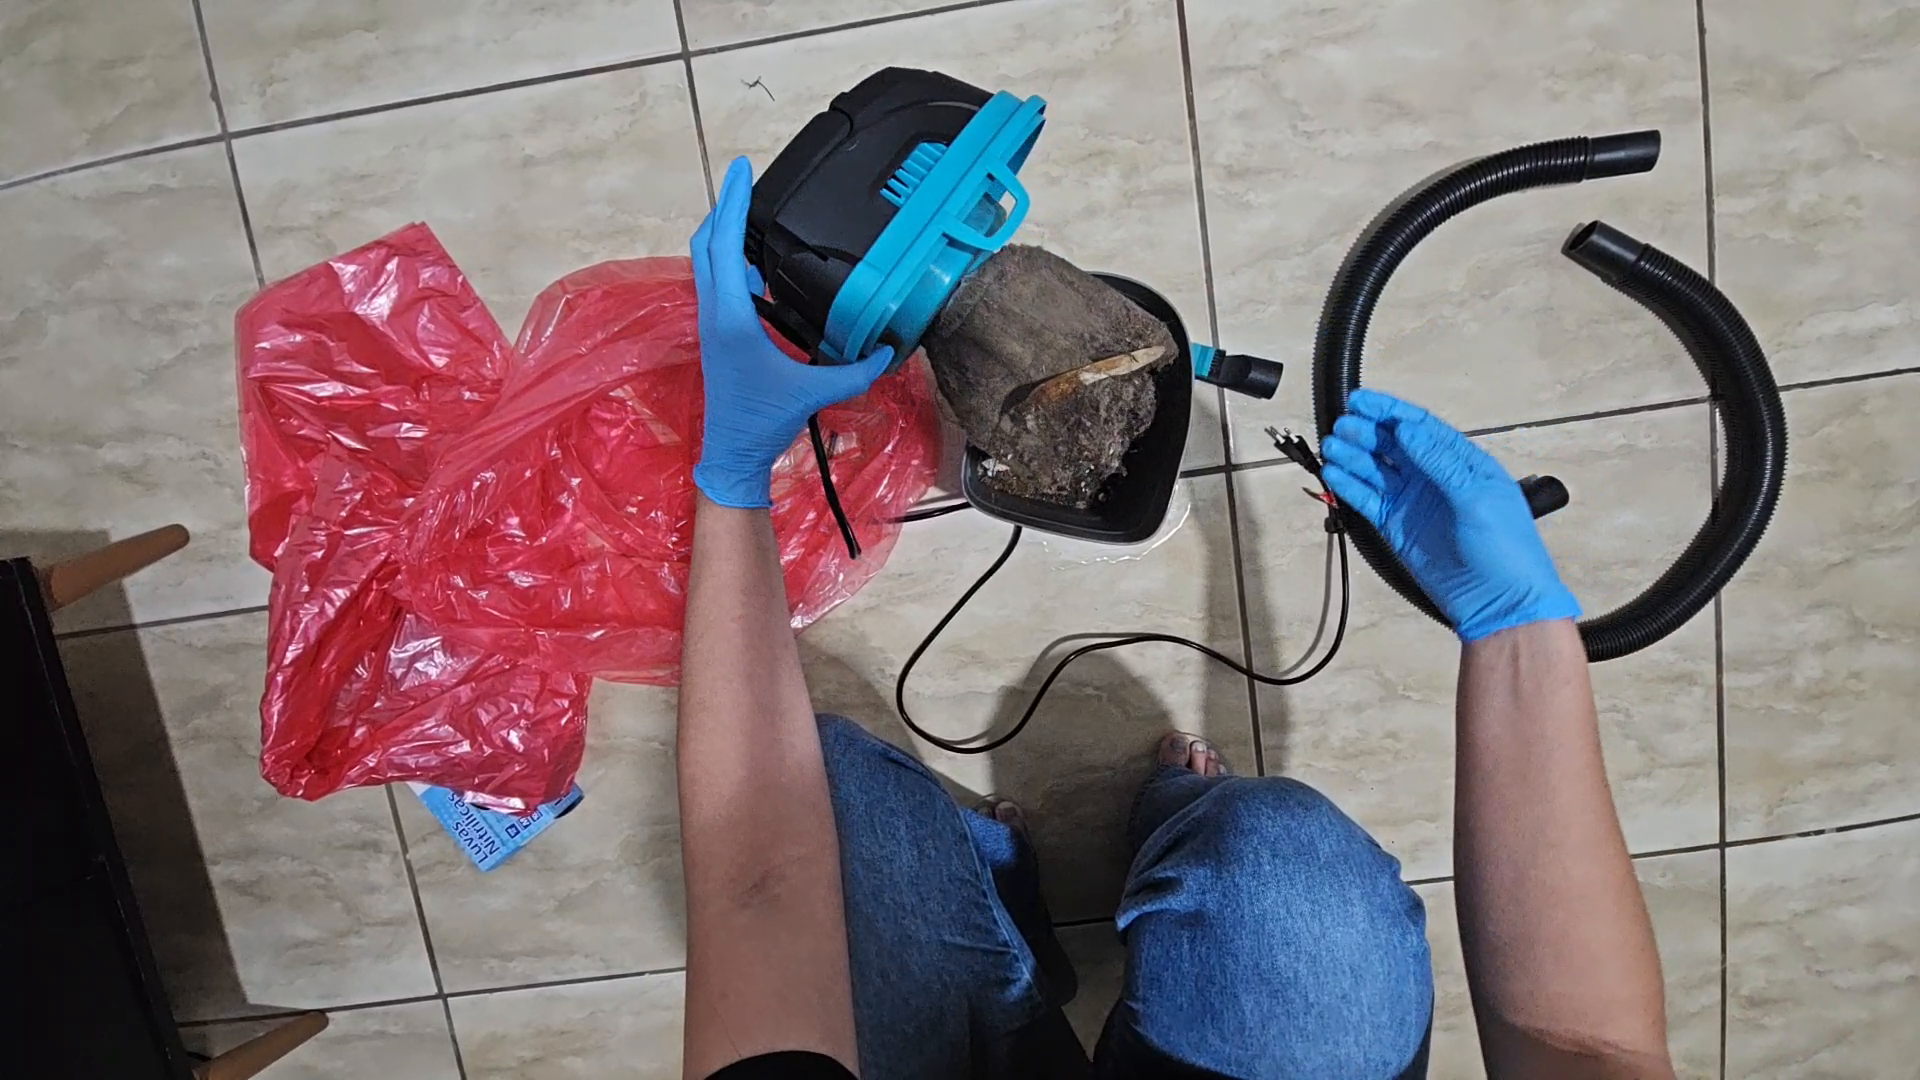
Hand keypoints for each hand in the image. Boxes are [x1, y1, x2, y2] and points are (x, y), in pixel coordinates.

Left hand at [691, 156, 895, 507]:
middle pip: (706, 243)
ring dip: (722, 234)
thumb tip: (888, 354)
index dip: (731, 203)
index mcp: (733, 318)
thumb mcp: (814, 392)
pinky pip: (715, 283)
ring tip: (749, 215)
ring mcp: (710, 323)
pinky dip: (728, 262)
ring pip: (706, 263)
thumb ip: (855, 372)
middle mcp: (714, 313)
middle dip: (723, 208)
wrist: (733, 451)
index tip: (742, 170)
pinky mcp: (715, 334)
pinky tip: (754, 266)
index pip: (724, 245)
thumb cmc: (764, 420)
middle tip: (745, 183)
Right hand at [1320, 388, 1578, 641]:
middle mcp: (1432, 478)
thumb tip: (1408, 430)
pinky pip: (1365, 499)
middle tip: (1342, 425)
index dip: (1389, 411)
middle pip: (1391, 445)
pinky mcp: (1393, 524)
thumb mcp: (1478, 497)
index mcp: (1461, 463)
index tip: (1361, 401)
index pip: (1419, 428)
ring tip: (1331, 446)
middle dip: (1365, 431)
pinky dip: (1347, 486)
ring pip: (1374, 470)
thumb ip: (1440, 462)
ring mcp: (1410, 501)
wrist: (1497, 601)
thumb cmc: (1505, 549)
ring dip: (1352, 456)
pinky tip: (1332, 473)